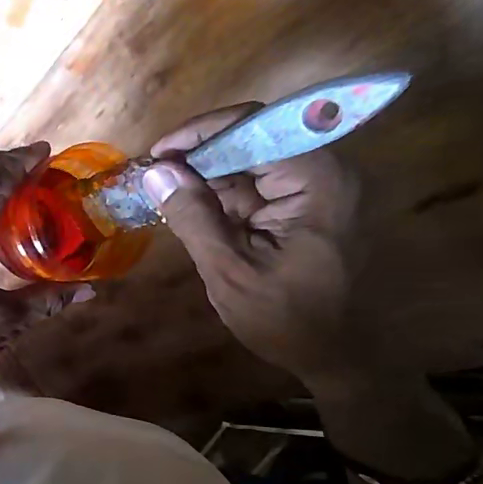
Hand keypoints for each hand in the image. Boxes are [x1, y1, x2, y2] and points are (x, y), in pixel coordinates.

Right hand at [140, 104, 369, 388]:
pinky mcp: (300, 203)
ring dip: (205, 170)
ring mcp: (313, 187)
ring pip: (250, 157)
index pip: (256, 128)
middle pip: (253, 136)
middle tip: (155, 171)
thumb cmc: (284, 318)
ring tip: (162, 186)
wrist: (328, 355)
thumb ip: (193, 216)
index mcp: (317, 183)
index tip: (159, 152)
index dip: (203, 132)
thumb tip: (155, 172)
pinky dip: (219, 190)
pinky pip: (254, 181)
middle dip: (200, 152)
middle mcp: (322, 172)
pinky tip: (187, 201)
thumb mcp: (229, 270)